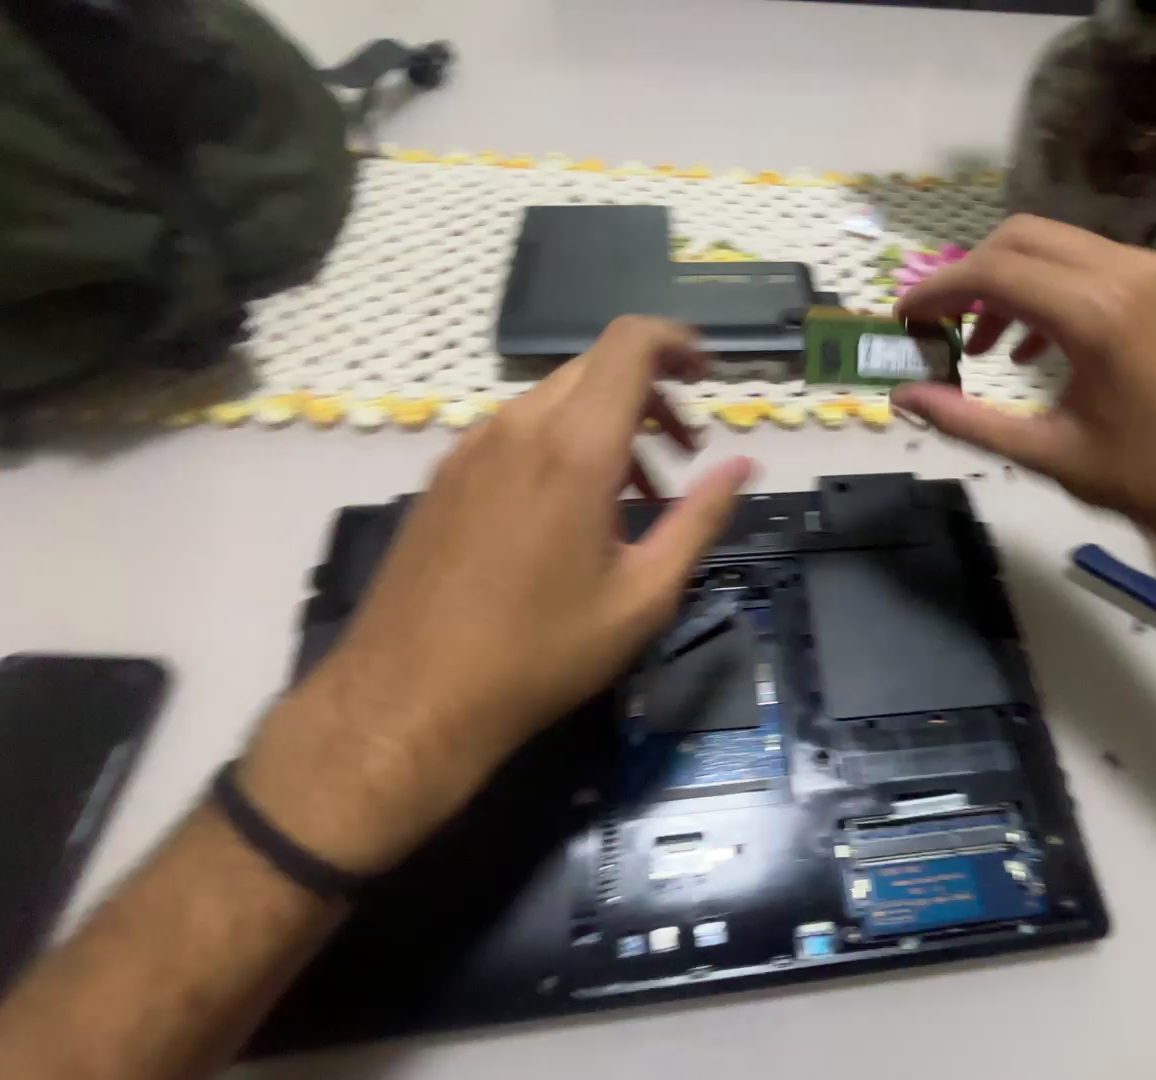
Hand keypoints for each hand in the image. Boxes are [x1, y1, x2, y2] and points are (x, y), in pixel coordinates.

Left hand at [240, 317, 754, 871]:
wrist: (411, 698)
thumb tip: (744, 466)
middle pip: (598, 368)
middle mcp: (519, 427)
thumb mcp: (645, 594)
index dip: (679, 342)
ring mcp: (472, 447)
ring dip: (610, 425)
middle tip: (684, 455)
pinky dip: (563, 445)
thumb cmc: (543, 651)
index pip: (631, 343)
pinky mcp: (446, 474)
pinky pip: (519, 432)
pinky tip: (571, 513)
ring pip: (557, 400)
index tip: (709, 376)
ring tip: (634, 497)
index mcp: (575, 447)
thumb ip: (701, 517)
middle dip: (654, 396)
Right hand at [892, 215, 1155, 556]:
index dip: (938, 290)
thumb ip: (965, 420)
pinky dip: (1054, 290)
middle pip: (1023, 239)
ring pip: (1061, 247)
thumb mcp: (1045, 453)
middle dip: (970, 276)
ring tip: (987, 348)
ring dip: (1012, 283)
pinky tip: (1042, 347)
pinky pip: (1098, 266)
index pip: (994, 272)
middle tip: (942, 327)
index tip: (905, 318)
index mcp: (1098, 314)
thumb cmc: (1146, 480)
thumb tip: (903, 397)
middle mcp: (1130, 273)